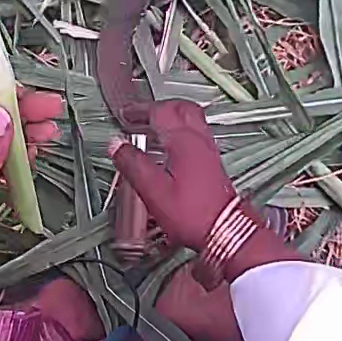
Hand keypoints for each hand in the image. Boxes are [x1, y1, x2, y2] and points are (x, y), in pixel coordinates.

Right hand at [109, 100, 298, 278]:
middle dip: (158, 107)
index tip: (125, 114)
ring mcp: (209, 151)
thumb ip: (133, 164)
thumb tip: (116, 144)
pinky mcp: (212, 164)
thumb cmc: (192, 214)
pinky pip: (195, 135)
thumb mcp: (153, 191)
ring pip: (191, 120)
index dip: (140, 110)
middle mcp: (200, 141)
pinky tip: (167, 148)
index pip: (161, 112)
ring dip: (170, 118)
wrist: (225, 232)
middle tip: (139, 116)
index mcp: (184, 142)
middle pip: (181, 108)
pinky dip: (178, 132)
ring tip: (150, 128)